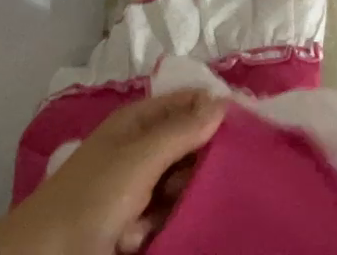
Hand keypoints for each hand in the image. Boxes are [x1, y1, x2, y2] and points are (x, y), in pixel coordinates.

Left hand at [0, 90, 227, 253]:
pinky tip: (142, 235)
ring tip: (150, 217)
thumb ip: (181, 129)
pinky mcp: (139, 222)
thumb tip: (222, 101)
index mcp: (138, 121)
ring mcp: (139, 187)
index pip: (188, 103)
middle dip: (195, 167)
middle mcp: (142, 148)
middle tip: (183, 185)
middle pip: (190, 146)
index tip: (245, 128)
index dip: (214, 111)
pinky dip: (162, 226)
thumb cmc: (91, 196)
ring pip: (183, 185)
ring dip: (175, 202)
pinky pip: (171, 216)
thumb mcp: (139, 157)